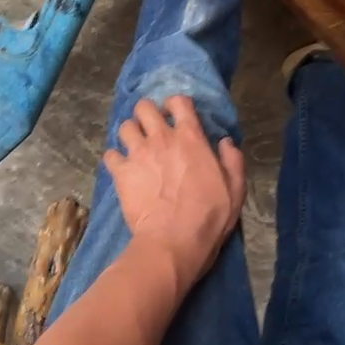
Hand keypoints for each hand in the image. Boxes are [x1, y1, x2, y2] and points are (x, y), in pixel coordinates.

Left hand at [105, 97, 245, 289]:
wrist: (173, 242)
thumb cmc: (209, 218)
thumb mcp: (235, 190)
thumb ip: (232, 161)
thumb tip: (226, 142)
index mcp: (190, 138)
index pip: (178, 102)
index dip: (176, 104)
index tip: (176, 114)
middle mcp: (161, 138)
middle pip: (144, 107)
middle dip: (147, 113)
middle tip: (151, 128)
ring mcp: (138, 153)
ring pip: (125, 126)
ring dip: (130, 134)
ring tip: (135, 146)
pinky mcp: (121, 172)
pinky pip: (110, 154)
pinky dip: (114, 159)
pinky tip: (121, 168)